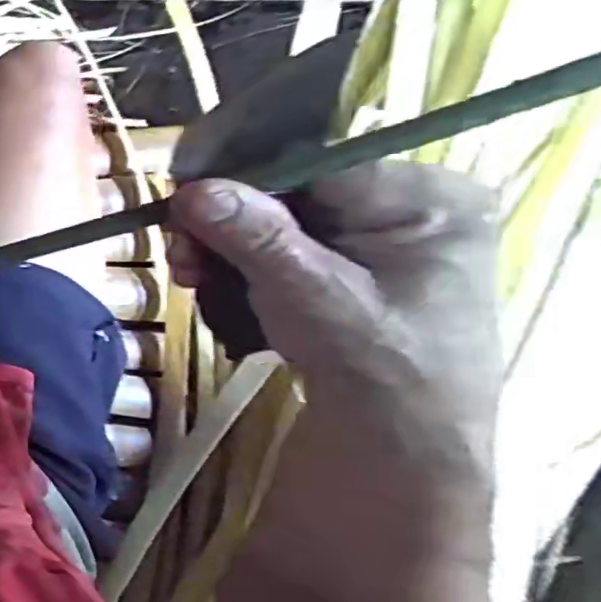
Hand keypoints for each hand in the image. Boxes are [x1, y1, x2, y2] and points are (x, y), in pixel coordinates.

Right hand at [169, 161, 502, 479]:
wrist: (398, 442)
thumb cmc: (376, 368)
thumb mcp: (311, 297)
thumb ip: (255, 237)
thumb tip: (193, 188)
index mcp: (421, 197)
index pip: (307, 158)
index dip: (235, 176)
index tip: (179, 205)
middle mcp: (400, 200)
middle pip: (281, 186)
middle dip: (220, 220)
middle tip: (182, 257)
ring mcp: (371, 230)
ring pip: (267, 212)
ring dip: (218, 243)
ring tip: (192, 277)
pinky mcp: (344, 257)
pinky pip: (272, 237)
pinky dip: (235, 258)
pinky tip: (213, 282)